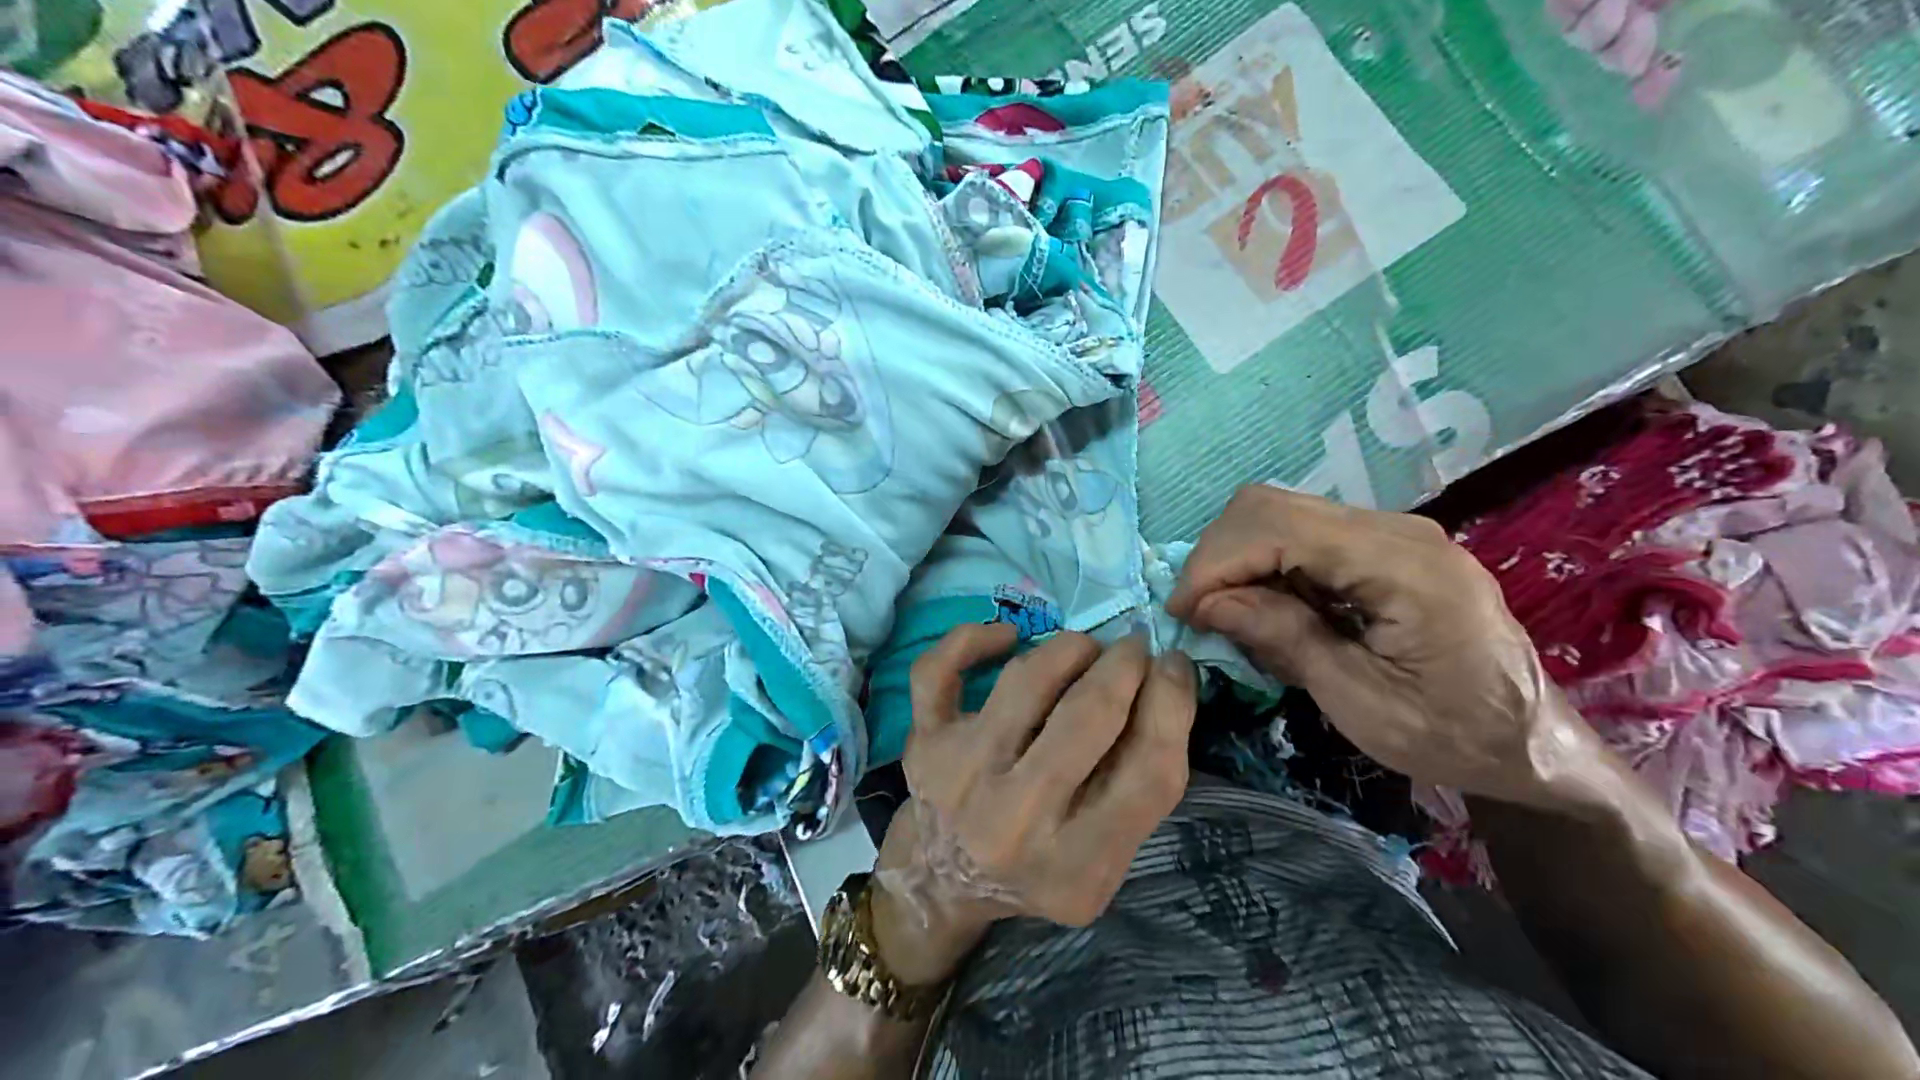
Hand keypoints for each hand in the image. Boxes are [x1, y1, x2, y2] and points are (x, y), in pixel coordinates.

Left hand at [867, 625, 1197, 985]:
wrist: (945, 878)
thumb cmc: (1039, 865)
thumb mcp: (1104, 858)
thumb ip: (1139, 784)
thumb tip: (1163, 678)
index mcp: (1078, 863)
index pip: (1151, 770)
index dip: (1174, 703)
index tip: (1173, 666)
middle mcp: (1015, 818)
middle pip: (1090, 714)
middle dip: (1124, 665)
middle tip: (1132, 650)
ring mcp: (960, 776)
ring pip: (1025, 678)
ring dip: (1069, 648)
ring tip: (1084, 650)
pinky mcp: (923, 744)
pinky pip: (937, 670)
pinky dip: (971, 639)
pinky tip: (1007, 637)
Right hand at [1167, 485, 1606, 810]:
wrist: (1531, 743)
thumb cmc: (1454, 736)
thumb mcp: (1362, 703)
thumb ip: (1285, 640)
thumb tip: (1206, 602)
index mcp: (1403, 566)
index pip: (1279, 527)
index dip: (1216, 563)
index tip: (1182, 613)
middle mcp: (1396, 530)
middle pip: (1269, 505)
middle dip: (1217, 556)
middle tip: (1197, 613)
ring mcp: (1390, 532)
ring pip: (1277, 513)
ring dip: (1236, 559)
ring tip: (1226, 614)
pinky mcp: (1380, 546)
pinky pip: (1298, 534)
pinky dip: (1262, 564)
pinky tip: (1263, 607)